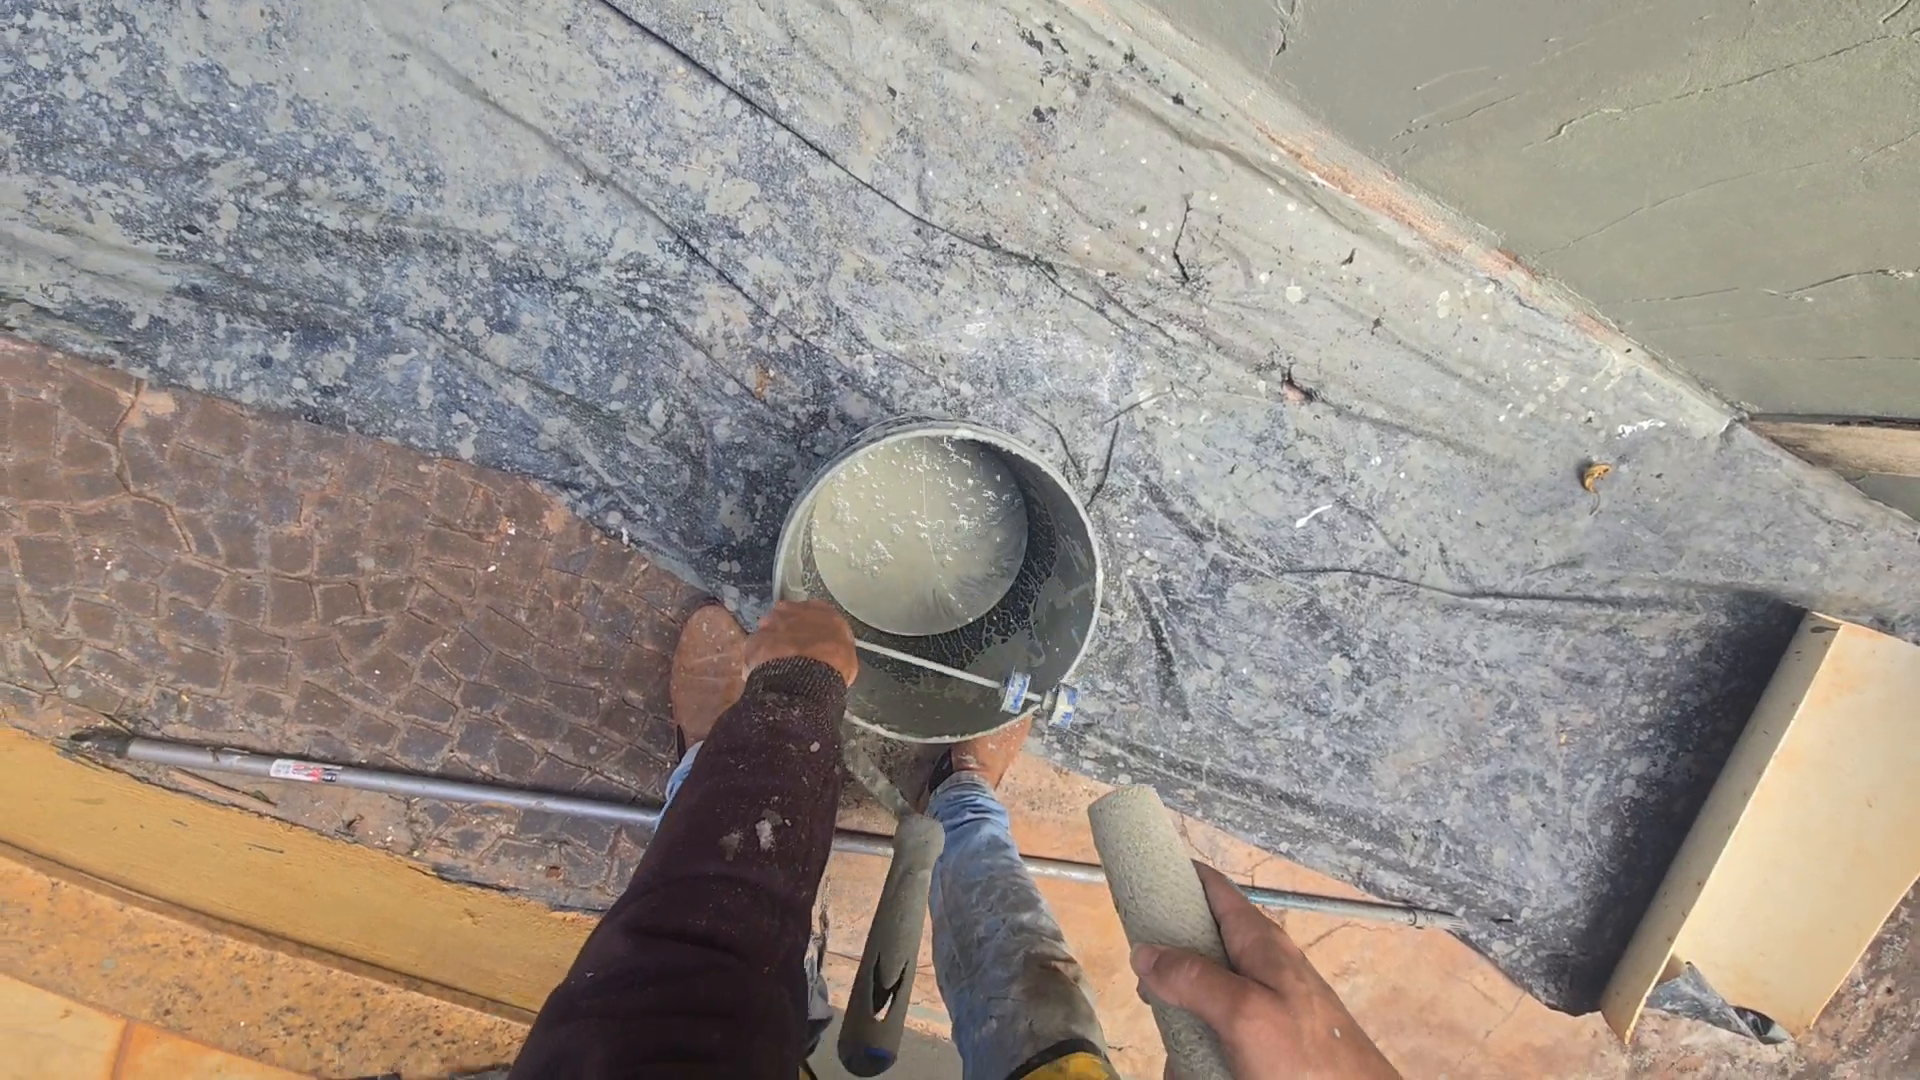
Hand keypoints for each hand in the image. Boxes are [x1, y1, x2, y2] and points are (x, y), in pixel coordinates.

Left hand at [744, 600, 858, 685]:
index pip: (815, 612)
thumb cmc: (834, 665)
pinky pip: (755, 650)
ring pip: (768, 631)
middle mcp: (792, 609)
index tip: (813, 641)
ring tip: (778, 666)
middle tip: (794, 652)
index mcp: (820, 609)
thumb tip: (830, 652)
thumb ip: (835, 645)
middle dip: (789, 631)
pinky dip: (758, 660)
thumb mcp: (847, 654)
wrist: (806, 679)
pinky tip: (766, 674)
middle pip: (788, 617)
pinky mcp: (752, 641)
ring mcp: (769, 623)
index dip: (812, 628)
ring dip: (772, 644)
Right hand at [1131, 865, 1400, 1079]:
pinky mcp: (1272, 1040)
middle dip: (1169, 964)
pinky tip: (1192, 1069)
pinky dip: (1202, 1047)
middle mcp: (1262, 963)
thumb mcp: (1243, 1013)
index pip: (1211, 885)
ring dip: (1184, 1016)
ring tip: (1173, 1044)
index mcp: (1259, 940)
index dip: (1175, 875)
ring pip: (1208, 994)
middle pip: (1202, 941)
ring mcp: (1269, 1003)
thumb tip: (1143, 952)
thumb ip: (1193, 978)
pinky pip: (1223, 1033)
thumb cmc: (1308, 1059)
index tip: (1138, 883)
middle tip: (1147, 987)